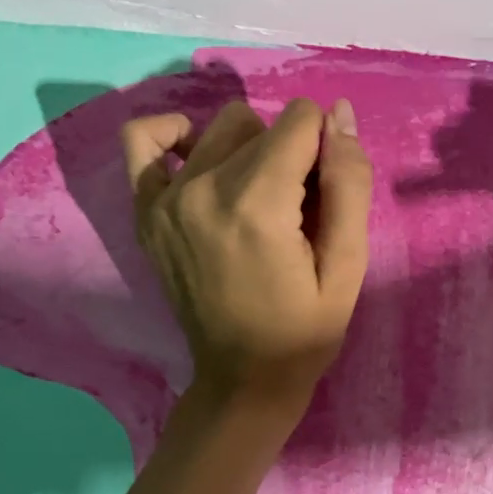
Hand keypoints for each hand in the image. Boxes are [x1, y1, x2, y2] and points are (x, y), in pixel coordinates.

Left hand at [121, 98, 371, 410]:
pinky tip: (199, 156)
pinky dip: (173, 134)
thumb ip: (349, 185)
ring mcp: (167, 198)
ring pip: (219, 128)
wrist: (244, 379)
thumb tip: (339, 113)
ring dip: (246, 150)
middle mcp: (204, 188)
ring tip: (257, 198)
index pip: (301, 121)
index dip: (325, 153)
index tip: (322, 201)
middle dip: (290, 156)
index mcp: (258, 205)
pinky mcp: (146, 211)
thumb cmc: (305, 330)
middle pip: (262, 125)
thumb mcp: (348, 266)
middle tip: (294, 214)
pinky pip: (143, 141)